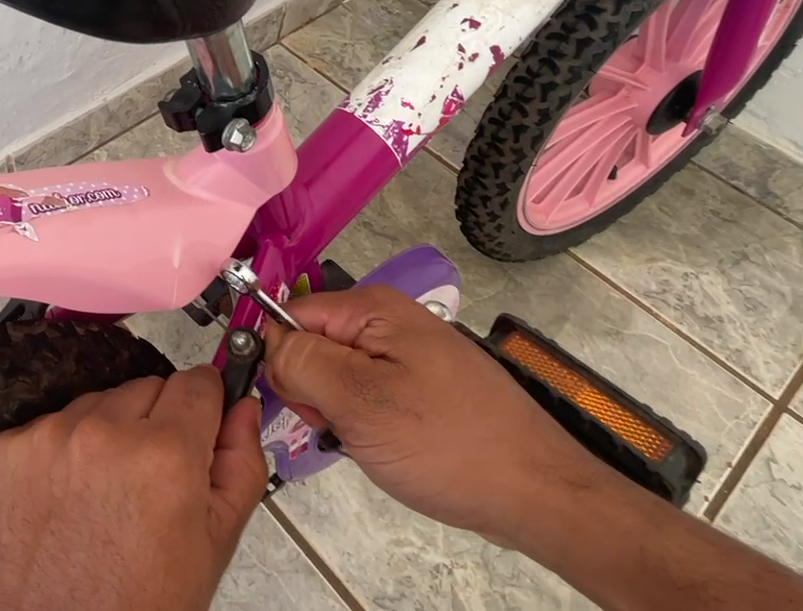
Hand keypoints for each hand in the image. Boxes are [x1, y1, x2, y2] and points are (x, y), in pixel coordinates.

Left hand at [0, 366, 265, 610]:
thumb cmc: (146, 600)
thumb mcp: (216, 541)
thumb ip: (241, 462)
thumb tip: (243, 405)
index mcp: (165, 454)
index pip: (197, 382)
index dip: (205, 405)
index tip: (200, 425)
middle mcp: (105, 431)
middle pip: (148, 387)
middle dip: (158, 421)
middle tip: (152, 477)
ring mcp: (51, 435)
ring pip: (100, 401)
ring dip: (110, 430)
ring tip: (107, 491)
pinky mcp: (11, 447)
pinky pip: (54, 422)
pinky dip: (65, 448)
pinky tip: (70, 494)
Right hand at [262, 284, 610, 547]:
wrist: (539, 495)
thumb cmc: (446, 444)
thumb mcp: (359, 402)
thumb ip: (301, 362)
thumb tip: (263, 337)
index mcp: (373, 308)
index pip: (292, 315)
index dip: (281, 357)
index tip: (294, 401)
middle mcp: (389, 320)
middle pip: (313, 343)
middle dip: (312, 388)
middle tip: (340, 425)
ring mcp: (408, 354)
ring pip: (338, 374)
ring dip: (336, 410)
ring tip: (367, 441)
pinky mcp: (420, 386)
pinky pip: (367, 393)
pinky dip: (363, 421)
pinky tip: (383, 445)